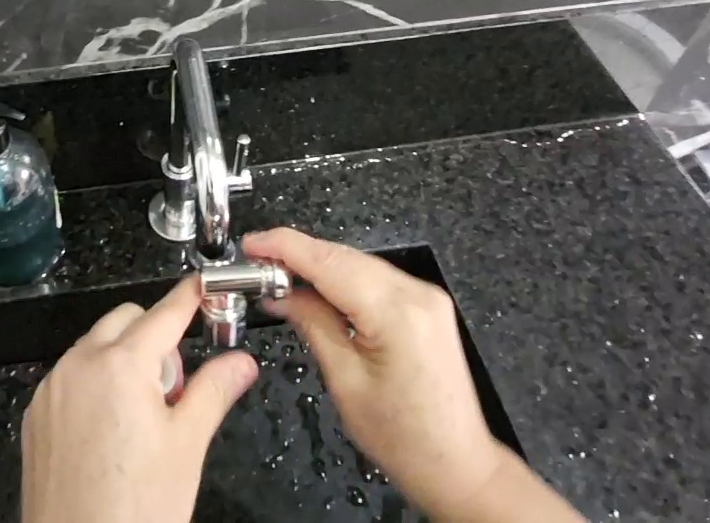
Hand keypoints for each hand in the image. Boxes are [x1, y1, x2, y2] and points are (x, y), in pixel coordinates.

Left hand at [21, 277, 258, 522]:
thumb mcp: (187, 446)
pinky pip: (71, 376)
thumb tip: (241, 362)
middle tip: (173, 390)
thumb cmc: (136, 510)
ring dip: (123, 360)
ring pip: (97, 346)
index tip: (203, 287)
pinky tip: (110, 432)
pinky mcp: (37, 413)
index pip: (165, 313)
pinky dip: (94, 384)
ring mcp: (53, 388)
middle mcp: (80, 365)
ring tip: (142, 419)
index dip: (189, 297)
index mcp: (122, 365)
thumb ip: (214, 390)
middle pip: (127, 321)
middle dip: (155, 339)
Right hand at [243, 228, 583, 522]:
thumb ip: (313, 324)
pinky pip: (373, 276)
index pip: (329, 262)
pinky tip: (317, 287)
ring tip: (278, 275)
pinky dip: (341, 277)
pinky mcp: (425, 303)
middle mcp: (416, 293)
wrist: (458, 465)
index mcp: (396, 313)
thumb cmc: (402, 438)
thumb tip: (281, 293)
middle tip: (257, 264)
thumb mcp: (345, 382)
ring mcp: (425, 295)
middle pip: (343, 256)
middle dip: (297, 255)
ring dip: (317, 264)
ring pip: (357, 262)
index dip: (285, 246)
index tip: (252, 244)